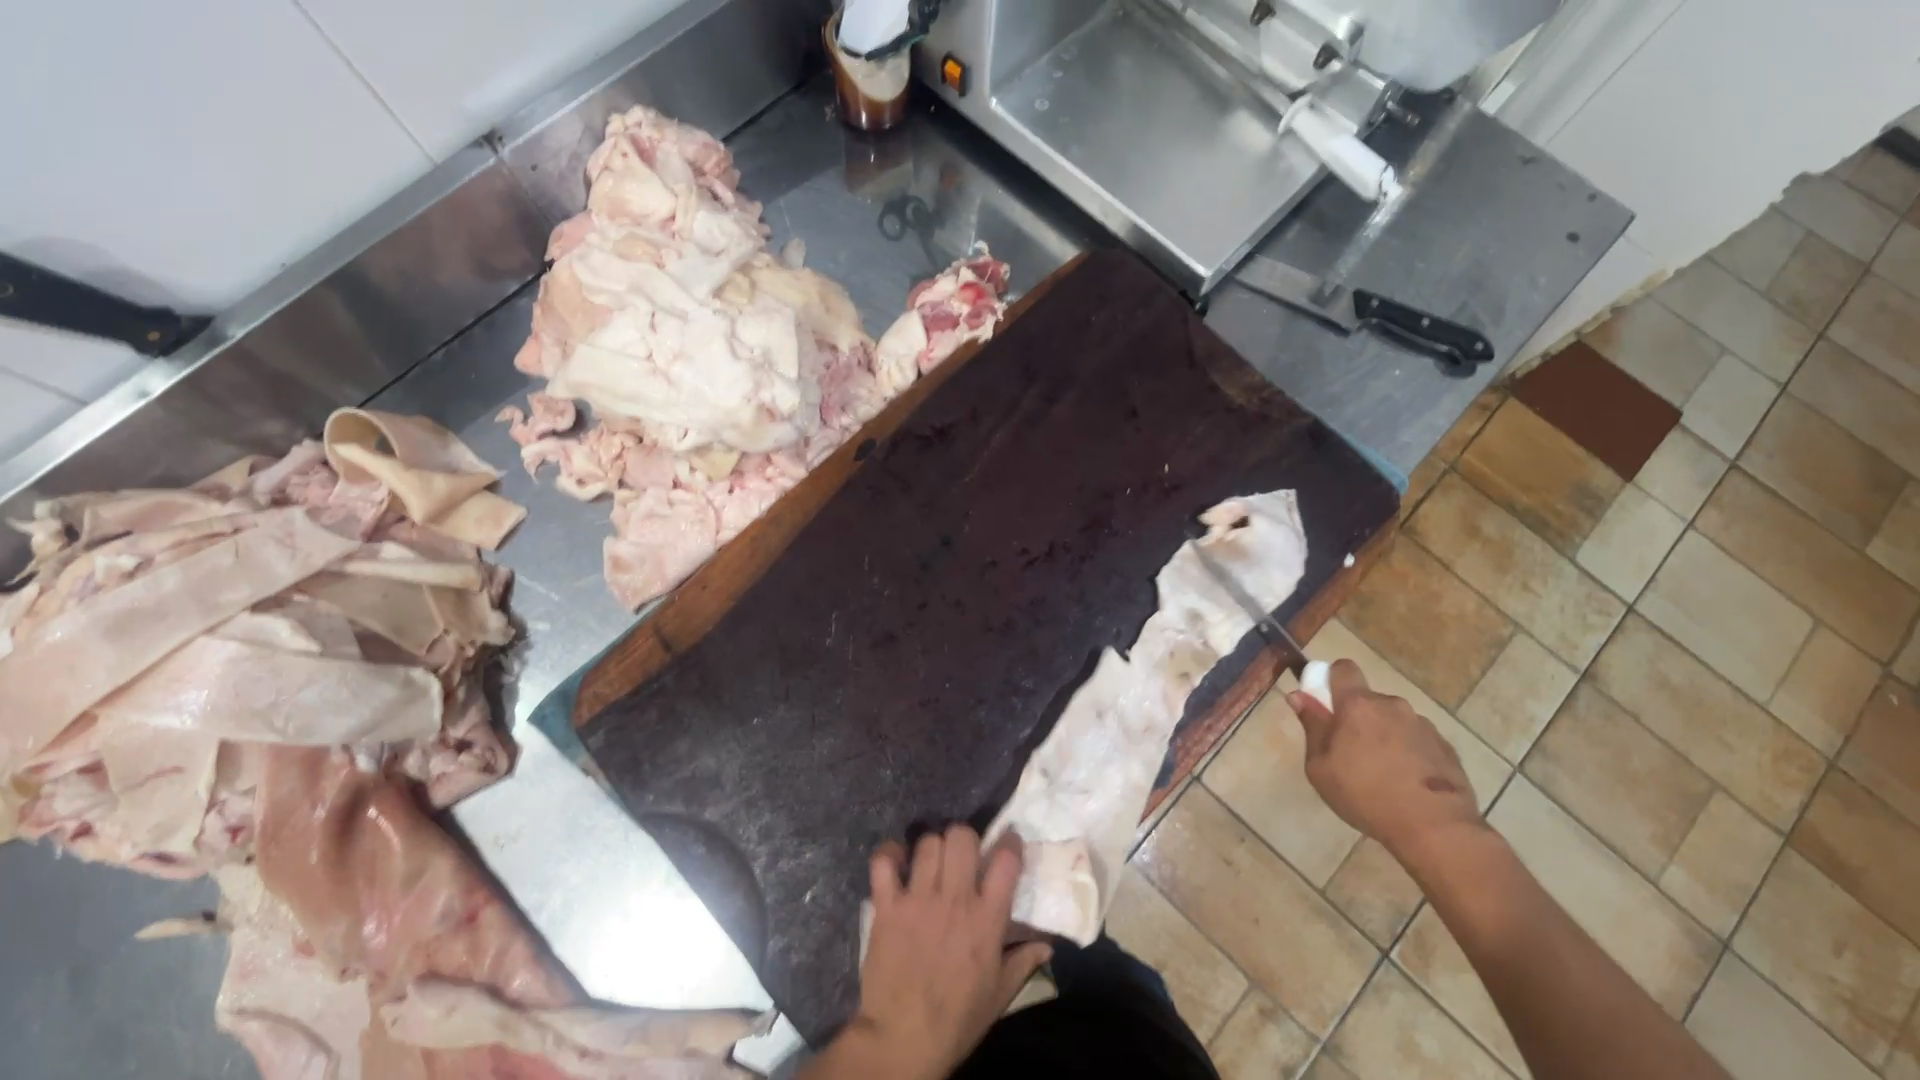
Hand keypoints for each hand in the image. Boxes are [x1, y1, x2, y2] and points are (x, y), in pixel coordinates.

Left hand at [842, 826, 1051, 1079]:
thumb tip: (1047, 945)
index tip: (1007, 845)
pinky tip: (896, 864)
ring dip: (932, 848)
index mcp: (987, 919)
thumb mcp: (1000, 994)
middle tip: (963, 856)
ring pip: (927, 844)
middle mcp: (954, 899)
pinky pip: (883, 862)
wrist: (903, 1038)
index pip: (1006, 860)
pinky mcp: (886, 906)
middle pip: (961, 837)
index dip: (1009, 844)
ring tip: (931, 864)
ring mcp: (917, 899)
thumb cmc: (958, 1018)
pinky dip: (889, 855)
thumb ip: (1024, 961)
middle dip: (965, 839)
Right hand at [1287, 659, 1481, 862]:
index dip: (1331, 679)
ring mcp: (1423, 725)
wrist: (1435, 827)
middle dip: (1357, 719)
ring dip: (1384, 737)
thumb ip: (1312, 727)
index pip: (1343, 668)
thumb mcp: (1321, 767)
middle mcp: (1393, 706)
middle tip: (1349, 754)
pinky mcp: (1445, 747)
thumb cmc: (1365, 795)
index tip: (1325, 704)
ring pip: (1393, 722)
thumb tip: (1298, 696)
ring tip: (1382, 776)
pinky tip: (1406, 784)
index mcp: (1358, 706)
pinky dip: (1408, 754)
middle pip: (1368, 701)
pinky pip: (1417, 741)